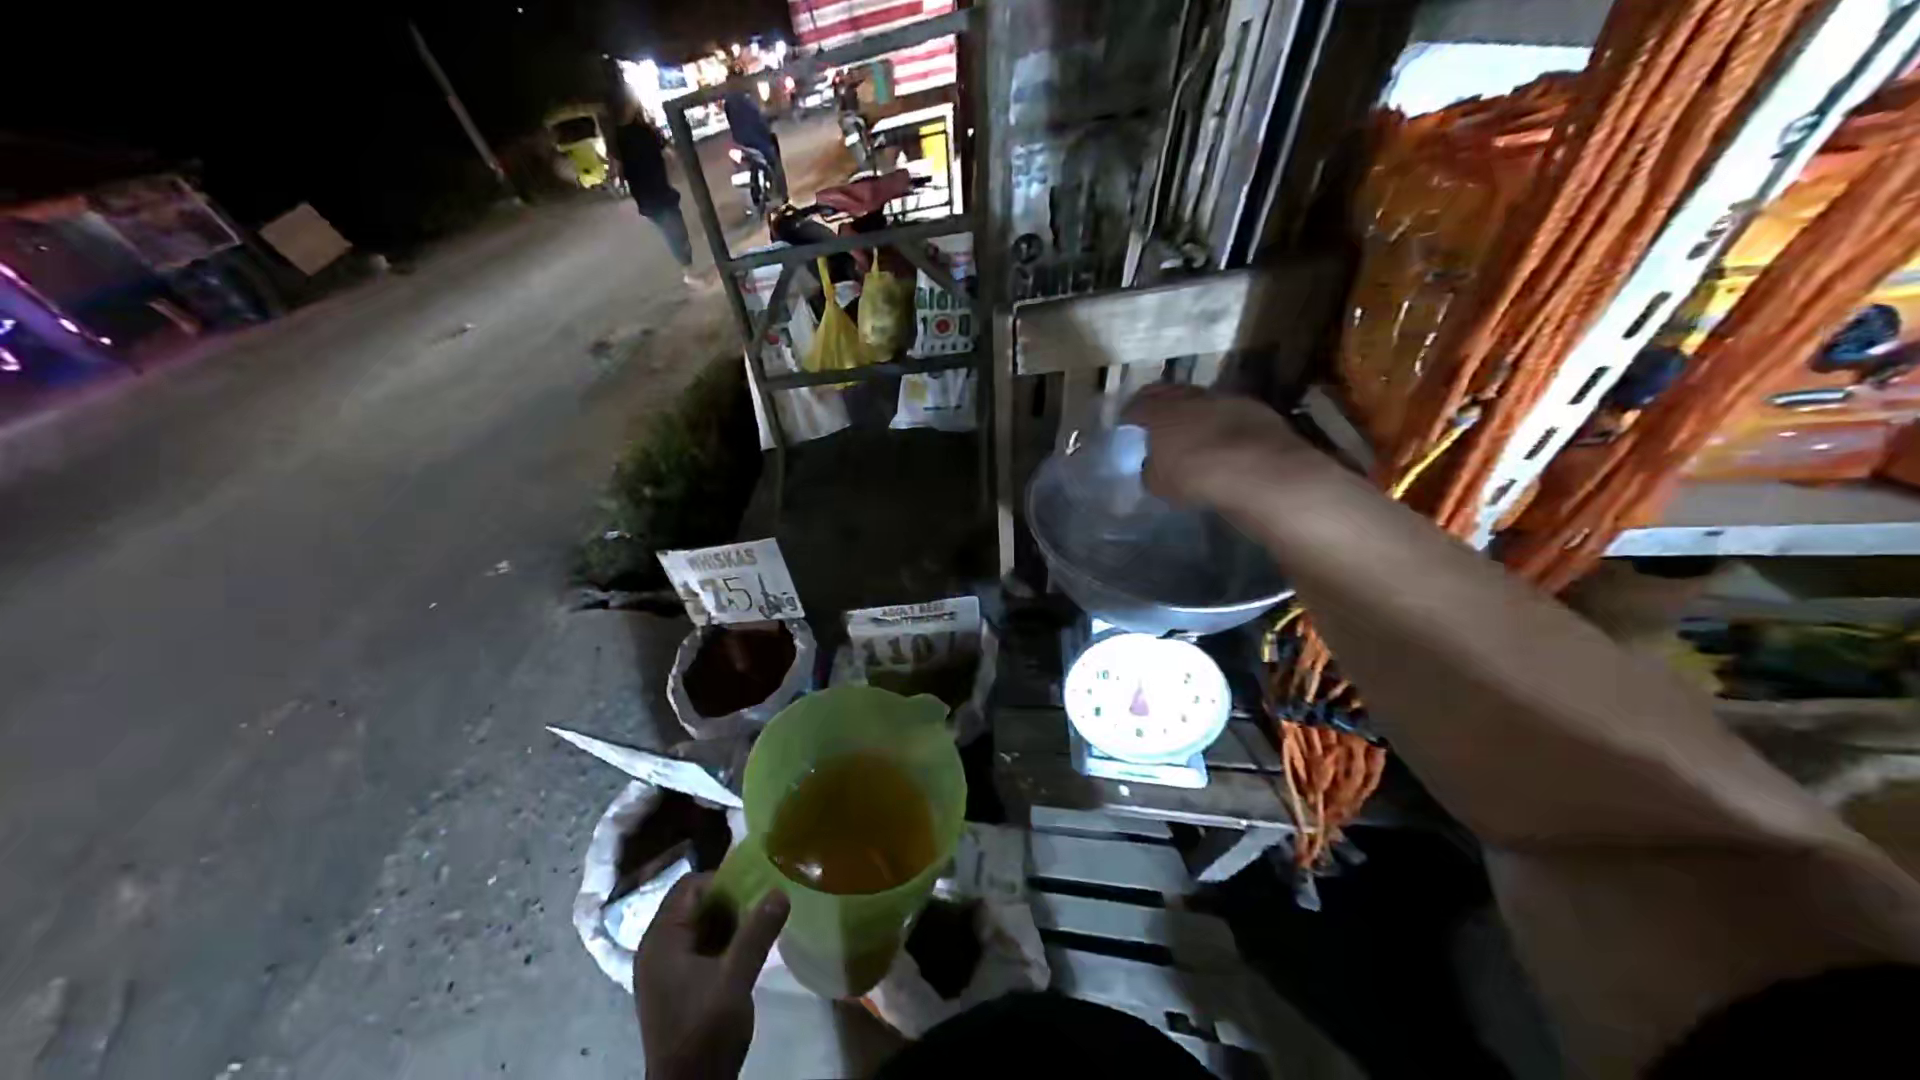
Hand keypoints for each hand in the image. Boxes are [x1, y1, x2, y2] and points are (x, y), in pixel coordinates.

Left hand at [634, 873, 789, 1079]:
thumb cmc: (704, 1033)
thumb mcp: (735, 981)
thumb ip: (756, 934)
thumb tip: (780, 890)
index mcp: (661, 941)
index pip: (689, 887)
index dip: (722, 880)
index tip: (756, 887)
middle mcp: (658, 949)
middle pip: (694, 904)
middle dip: (729, 900)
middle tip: (764, 904)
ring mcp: (666, 969)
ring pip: (701, 925)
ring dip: (730, 921)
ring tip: (762, 923)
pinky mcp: (678, 985)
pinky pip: (701, 947)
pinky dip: (724, 941)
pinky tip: (750, 948)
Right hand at [1123, 385, 1320, 506]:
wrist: (1260, 472)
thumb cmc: (1196, 476)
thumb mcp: (1159, 483)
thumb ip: (1150, 469)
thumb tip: (1153, 466)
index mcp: (1162, 412)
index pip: (1138, 405)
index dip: (1130, 415)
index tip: (1127, 426)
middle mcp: (1193, 398)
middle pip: (1172, 394)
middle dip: (1162, 406)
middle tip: (1157, 423)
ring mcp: (1228, 400)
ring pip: (1204, 403)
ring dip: (1197, 414)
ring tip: (1194, 433)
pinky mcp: (1258, 411)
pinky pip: (1231, 416)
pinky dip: (1224, 426)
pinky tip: (1226, 443)